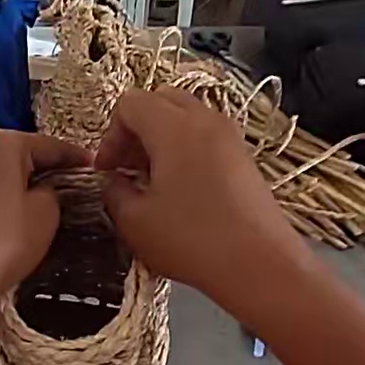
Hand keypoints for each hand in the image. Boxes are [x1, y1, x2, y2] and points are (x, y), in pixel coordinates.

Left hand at [0, 129, 91, 355]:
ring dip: (24, 191)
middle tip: (74, 194)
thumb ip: (55, 195)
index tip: (95, 170)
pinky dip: (2, 205)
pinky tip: (13, 226)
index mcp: (3, 142)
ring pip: (2, 177)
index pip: (52, 145)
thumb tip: (46, 193)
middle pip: (23, 157)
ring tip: (46, 214)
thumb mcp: (45, 217)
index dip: (77, 159)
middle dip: (49, 174)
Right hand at [96, 90, 316, 320]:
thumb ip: (113, 191)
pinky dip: (184, 149)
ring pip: (185, 116)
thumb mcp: (135, 221)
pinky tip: (179, 190)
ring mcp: (230, 137)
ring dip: (160, 139)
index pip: (130, 103)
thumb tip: (112, 180)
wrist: (259, 264)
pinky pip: (205, 136)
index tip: (106, 171)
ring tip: (151, 180)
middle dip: (136, 129)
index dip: (109, 135)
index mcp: (174, 127)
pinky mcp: (243, 158)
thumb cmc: (190, 240)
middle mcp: (205, 120)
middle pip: (160, 100)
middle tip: (126, 167)